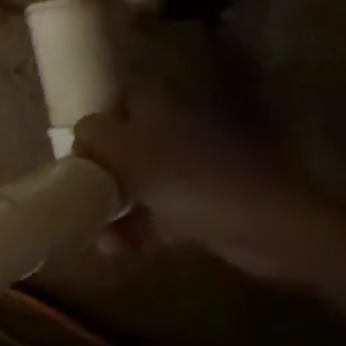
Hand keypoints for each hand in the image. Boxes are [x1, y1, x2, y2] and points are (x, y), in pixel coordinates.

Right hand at [72, 97, 320, 282]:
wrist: (272, 227)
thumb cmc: (188, 179)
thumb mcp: (123, 149)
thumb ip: (93, 135)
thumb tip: (80, 135)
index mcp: (166, 112)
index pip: (126, 98)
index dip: (99, 114)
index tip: (73, 138)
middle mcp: (182, 136)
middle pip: (129, 143)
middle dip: (100, 165)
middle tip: (73, 182)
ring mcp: (198, 174)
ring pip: (142, 182)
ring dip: (114, 203)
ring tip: (87, 224)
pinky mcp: (209, 209)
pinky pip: (161, 216)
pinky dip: (137, 230)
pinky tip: (112, 246)